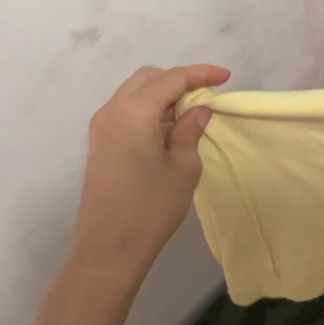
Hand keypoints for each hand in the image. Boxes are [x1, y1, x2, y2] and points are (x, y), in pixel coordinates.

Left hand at [71, 64, 229, 281]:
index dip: (201, 74)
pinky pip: (125, 111)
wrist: (108, 250)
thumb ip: (191, 130)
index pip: (172, 79)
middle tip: (205, 95)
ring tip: (189, 113)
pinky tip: (167, 129)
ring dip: (162, 95)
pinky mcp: (98, 143)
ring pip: (134, 93)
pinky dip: (148, 110)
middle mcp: (113, 110)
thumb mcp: (184, 168)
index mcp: (135, 111)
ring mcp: (101, 127)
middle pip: (149, 79)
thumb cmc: (151, 208)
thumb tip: (198, 110)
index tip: (226, 76)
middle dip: (179, 80)